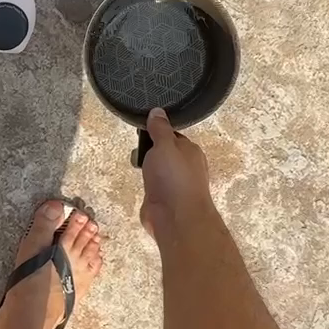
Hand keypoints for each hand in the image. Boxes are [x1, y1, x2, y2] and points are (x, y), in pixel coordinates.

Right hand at [140, 108, 209, 240]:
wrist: (174, 217)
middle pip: (164, 152)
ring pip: (158, 169)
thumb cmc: (173, 177)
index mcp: (190, 151)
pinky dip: (147, 183)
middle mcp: (186, 166)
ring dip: (147, 168)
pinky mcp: (165, 199)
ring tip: (137, 166)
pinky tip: (141, 183)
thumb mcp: (164, 145)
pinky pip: (154, 184)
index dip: (157, 132)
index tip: (143, 131)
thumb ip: (159, 128)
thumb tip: (158, 111)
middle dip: (149, 151)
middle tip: (139, 151)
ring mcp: (176, 184)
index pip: (172, 135)